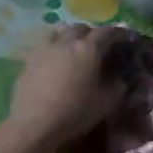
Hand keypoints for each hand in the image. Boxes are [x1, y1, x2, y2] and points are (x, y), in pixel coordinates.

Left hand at [6, 24, 132, 148]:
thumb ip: (117, 87)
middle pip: (80, 28)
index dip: (119, 33)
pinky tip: (53, 61)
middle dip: (92, 33)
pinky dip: (53, 48)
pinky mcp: (27, 61)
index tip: (125, 37)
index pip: (107, 32)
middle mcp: (65, 42)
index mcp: (88, 48)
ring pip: (58, 32)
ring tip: (73, 48)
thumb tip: (119, 79)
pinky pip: (43, 46)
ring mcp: (43, 50)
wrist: (34, 124)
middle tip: (97, 45)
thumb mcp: (106, 103)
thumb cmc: (74, 113)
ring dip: (69, 36)